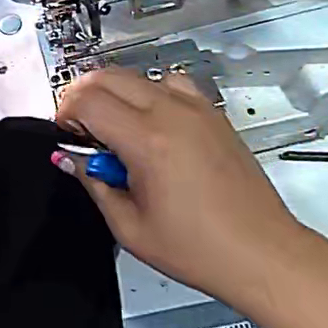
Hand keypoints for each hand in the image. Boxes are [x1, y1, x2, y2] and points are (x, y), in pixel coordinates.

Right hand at [53, 68, 309, 308]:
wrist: (261, 252)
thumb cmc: (198, 248)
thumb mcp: (130, 227)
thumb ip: (93, 183)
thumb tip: (69, 157)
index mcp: (147, 140)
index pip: (87, 100)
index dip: (66, 114)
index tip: (67, 135)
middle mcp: (171, 112)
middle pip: (107, 76)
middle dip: (83, 96)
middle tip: (82, 130)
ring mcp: (195, 107)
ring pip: (138, 75)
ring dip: (116, 92)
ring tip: (116, 128)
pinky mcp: (212, 112)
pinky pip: (171, 83)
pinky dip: (151, 93)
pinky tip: (153, 124)